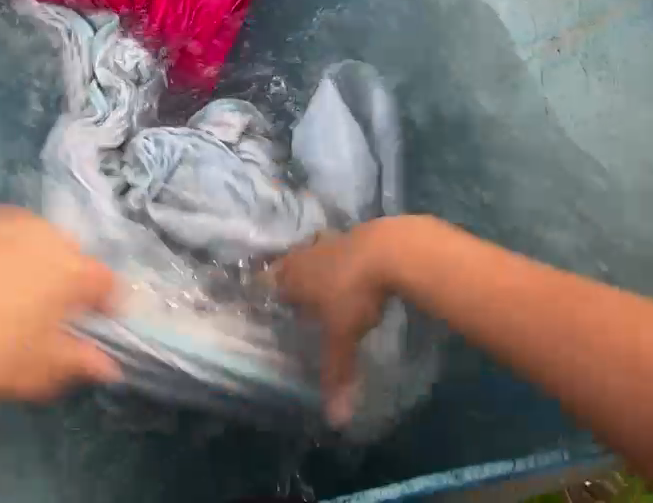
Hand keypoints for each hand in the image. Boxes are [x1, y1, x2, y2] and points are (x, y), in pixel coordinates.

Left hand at [0, 207, 121, 404]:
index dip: (107, 303)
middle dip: (73, 279)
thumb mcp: (39, 369)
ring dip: (44, 261)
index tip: (97, 323)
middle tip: (59, 314)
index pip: (107, 280)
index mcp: (72, 270)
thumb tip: (106, 364)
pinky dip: (13, 250)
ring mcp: (11, 225)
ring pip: (43, 239)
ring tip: (25, 296)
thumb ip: (80, 361)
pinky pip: (11, 233)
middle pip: (75, 254)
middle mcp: (47, 237)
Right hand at [274, 220, 401, 424]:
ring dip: (311, 262)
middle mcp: (303, 256)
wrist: (387, 250)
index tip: (265, 300)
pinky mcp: (351, 234)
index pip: (269, 283)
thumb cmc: (354, 293)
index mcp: (293, 278)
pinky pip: (334, 244)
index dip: (266, 291)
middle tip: (290, 291)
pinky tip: (348, 265)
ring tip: (317, 277)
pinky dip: (336, 255)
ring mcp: (327, 241)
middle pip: (286, 264)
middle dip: (286, 276)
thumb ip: (337, 372)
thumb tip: (335, 419)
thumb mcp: (344, 336)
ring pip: (309, 250)